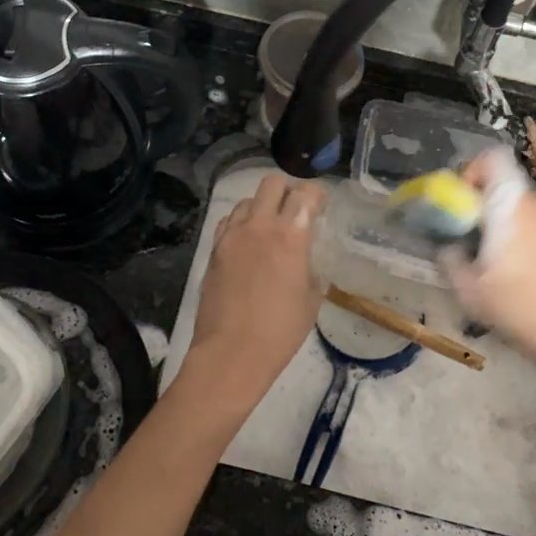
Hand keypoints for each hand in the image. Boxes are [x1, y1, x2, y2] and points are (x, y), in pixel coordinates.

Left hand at [183, 172, 324, 404]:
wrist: (231, 352)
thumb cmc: (280, 331)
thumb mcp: (311, 299)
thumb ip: (310, 267)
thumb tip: (305, 258)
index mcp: (290, 236)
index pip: (305, 193)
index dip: (316, 193)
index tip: (321, 204)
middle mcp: (259, 225)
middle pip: (272, 183)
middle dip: (287, 190)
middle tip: (295, 210)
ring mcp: (232, 235)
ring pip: (248, 200)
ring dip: (262, 207)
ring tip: (269, 228)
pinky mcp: (214, 249)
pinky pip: (229, 221)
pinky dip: (241, 223)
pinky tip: (248, 242)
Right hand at [440, 150, 535, 381]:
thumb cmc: (520, 310)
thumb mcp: (469, 291)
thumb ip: (451, 259)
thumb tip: (448, 246)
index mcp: (510, 206)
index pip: (493, 159)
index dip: (472, 170)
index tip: (460, 199)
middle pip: (505, 185)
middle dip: (484, 203)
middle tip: (469, 234)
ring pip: (522, 207)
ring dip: (504, 221)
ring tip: (493, 258)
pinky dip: (524, 236)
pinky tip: (520, 273)